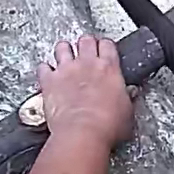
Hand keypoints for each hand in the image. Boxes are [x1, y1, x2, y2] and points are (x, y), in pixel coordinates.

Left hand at [37, 36, 132, 151]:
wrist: (83, 133)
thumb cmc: (106, 125)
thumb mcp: (127, 111)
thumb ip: (127, 97)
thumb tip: (130, 93)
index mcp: (109, 68)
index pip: (107, 45)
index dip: (105, 46)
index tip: (104, 50)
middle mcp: (87, 64)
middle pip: (85, 40)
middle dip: (85, 43)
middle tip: (85, 50)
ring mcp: (66, 70)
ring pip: (62, 47)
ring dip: (64, 50)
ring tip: (65, 55)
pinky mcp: (49, 81)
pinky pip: (43, 67)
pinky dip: (45, 69)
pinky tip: (47, 72)